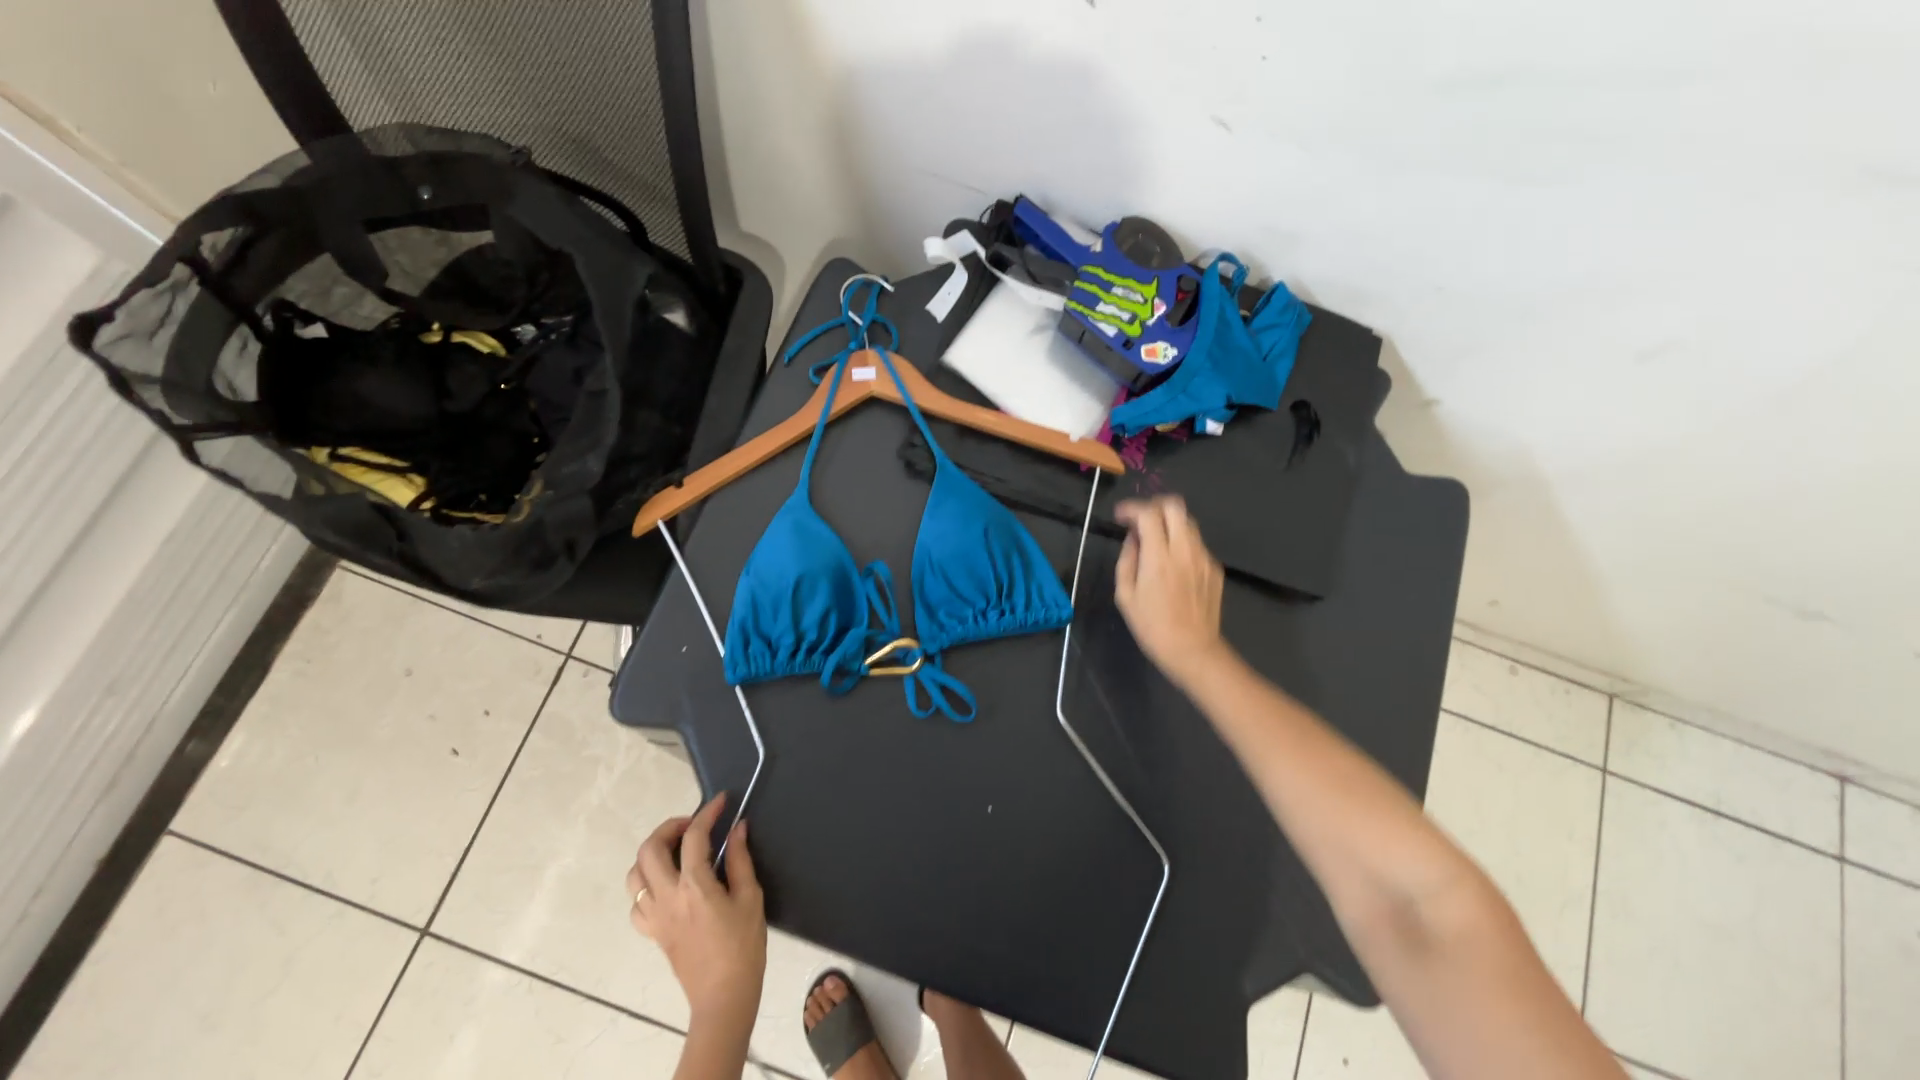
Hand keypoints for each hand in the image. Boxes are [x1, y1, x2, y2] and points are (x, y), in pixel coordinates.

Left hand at [628, 794, 766, 1032]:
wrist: (723, 994)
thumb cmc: (743, 946)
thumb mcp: (750, 898)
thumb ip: (740, 860)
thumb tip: (738, 829)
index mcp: (694, 886)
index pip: (694, 836)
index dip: (707, 813)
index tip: (720, 802)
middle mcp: (666, 896)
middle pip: (650, 848)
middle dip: (669, 827)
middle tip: (693, 826)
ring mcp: (654, 915)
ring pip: (634, 874)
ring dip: (652, 854)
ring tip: (676, 851)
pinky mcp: (651, 932)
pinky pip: (636, 902)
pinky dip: (646, 885)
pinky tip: (667, 886)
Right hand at [1114, 496, 1228, 685]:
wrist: (1192, 650)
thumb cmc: (1152, 627)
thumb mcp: (1125, 596)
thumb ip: (1127, 560)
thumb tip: (1133, 539)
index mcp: (1159, 557)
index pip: (1148, 514)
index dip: (1131, 508)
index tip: (1120, 516)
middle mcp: (1185, 550)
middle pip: (1175, 506)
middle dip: (1155, 506)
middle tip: (1141, 520)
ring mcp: (1204, 558)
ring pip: (1188, 523)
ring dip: (1169, 524)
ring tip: (1156, 541)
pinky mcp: (1214, 569)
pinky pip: (1196, 545)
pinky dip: (1182, 544)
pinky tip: (1173, 565)